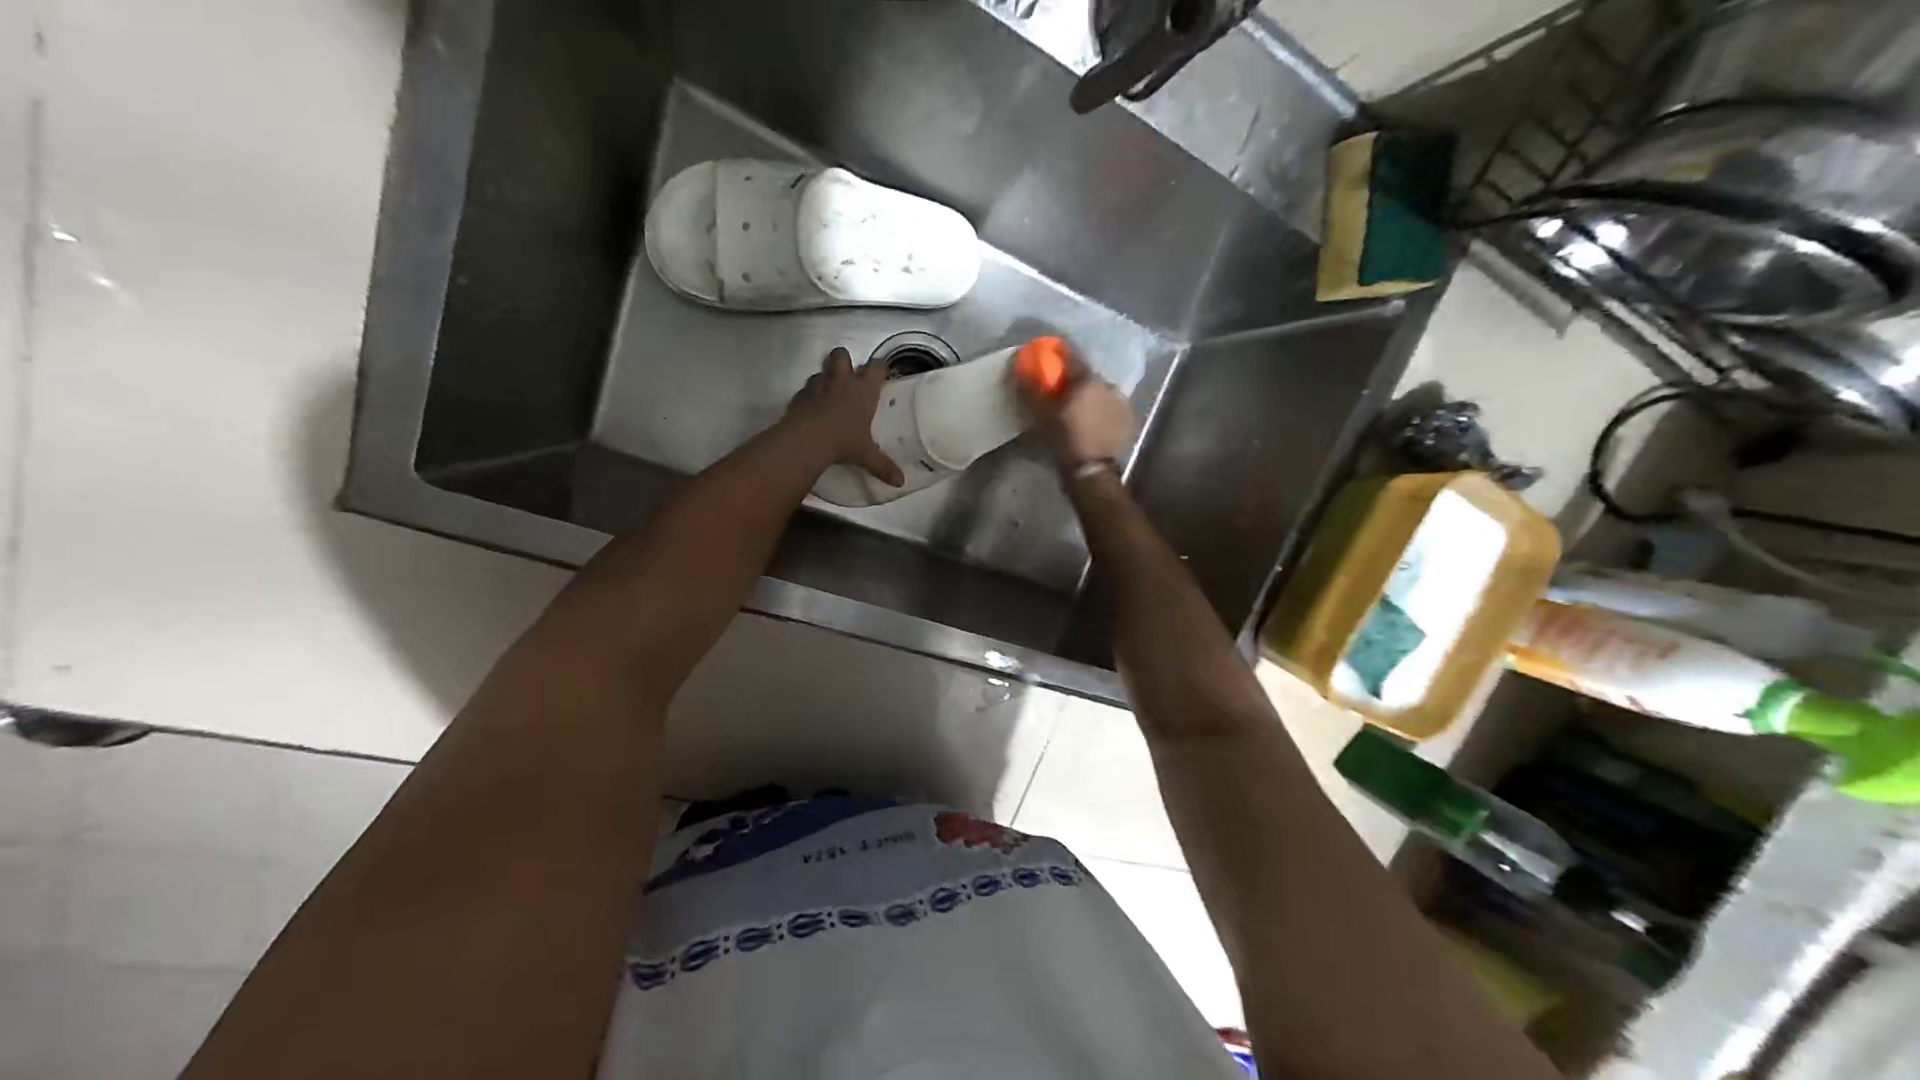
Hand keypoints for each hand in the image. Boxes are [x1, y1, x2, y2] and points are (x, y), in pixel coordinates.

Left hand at [784, 347, 904, 486]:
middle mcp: (842, 381)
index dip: (880, 367)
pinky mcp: (800, 395)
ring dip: (825, 378)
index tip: (882, 374)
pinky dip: (810, 395)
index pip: (877, 367)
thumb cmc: (843, 442)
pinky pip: (806, 389)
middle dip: (845, 360)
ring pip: (822, 370)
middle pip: (842, 354)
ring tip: (829, 394)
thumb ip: (883, 466)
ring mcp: (818, 385)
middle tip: (848, 377)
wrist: (806, 441)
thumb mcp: (866, 455)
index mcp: (863, 390)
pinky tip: (812, 409)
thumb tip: (900, 482)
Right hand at [1015, 345, 1135, 470]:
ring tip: (1078, 411)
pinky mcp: (1129, 420)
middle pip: (1087, 376)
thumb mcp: (1040, 414)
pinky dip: (1102, 411)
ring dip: (1090, 397)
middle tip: (1062, 393)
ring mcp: (1122, 402)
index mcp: (1087, 379)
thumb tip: (1019, 367)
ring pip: (1101, 393)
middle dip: (1075, 382)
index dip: (1058, 354)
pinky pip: (1112, 408)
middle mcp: (1108, 385)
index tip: (1049, 357)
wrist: (1091, 471)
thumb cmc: (1064, 439)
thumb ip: (1030, 388)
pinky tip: (1093, 423)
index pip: (1071, 356)